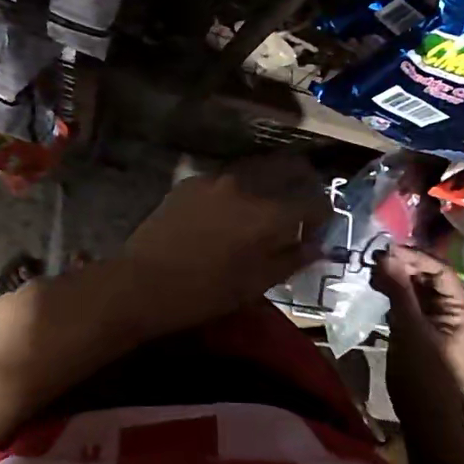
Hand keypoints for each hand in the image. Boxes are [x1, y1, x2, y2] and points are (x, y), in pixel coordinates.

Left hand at [122, 155, 329, 327]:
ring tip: (265, 209)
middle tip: (300, 207)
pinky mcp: (189, 182)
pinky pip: (224, 179)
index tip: (317, 230)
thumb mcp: (254, 284)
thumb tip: (316, 246)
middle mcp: (244, 186)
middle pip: (286, 170)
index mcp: (267, 214)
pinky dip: (237, 190)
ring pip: (254, 171)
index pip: (312, 202)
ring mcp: (213, 179)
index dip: (322, 215)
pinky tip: (228, 212)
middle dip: (302, 184)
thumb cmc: (203, 293)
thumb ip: (290, 260)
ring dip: (268, 184)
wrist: (141, 283)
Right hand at [373, 245, 463, 392]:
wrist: (427, 419)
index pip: (441, 272)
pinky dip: (394, 297)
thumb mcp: (409, 330)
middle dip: (403, 268)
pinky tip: (377, 292)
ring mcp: (437, 326)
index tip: (386, 251)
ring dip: (397, 281)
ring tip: (372, 273)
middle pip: (430, 280)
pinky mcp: (422, 336)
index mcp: (460, 312)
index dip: (415, 258)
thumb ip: (399, 292)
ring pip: (418, 293)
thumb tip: (387, 256)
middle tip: (374, 261)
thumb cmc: (423, 374)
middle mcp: (452, 315)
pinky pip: (410, 307)